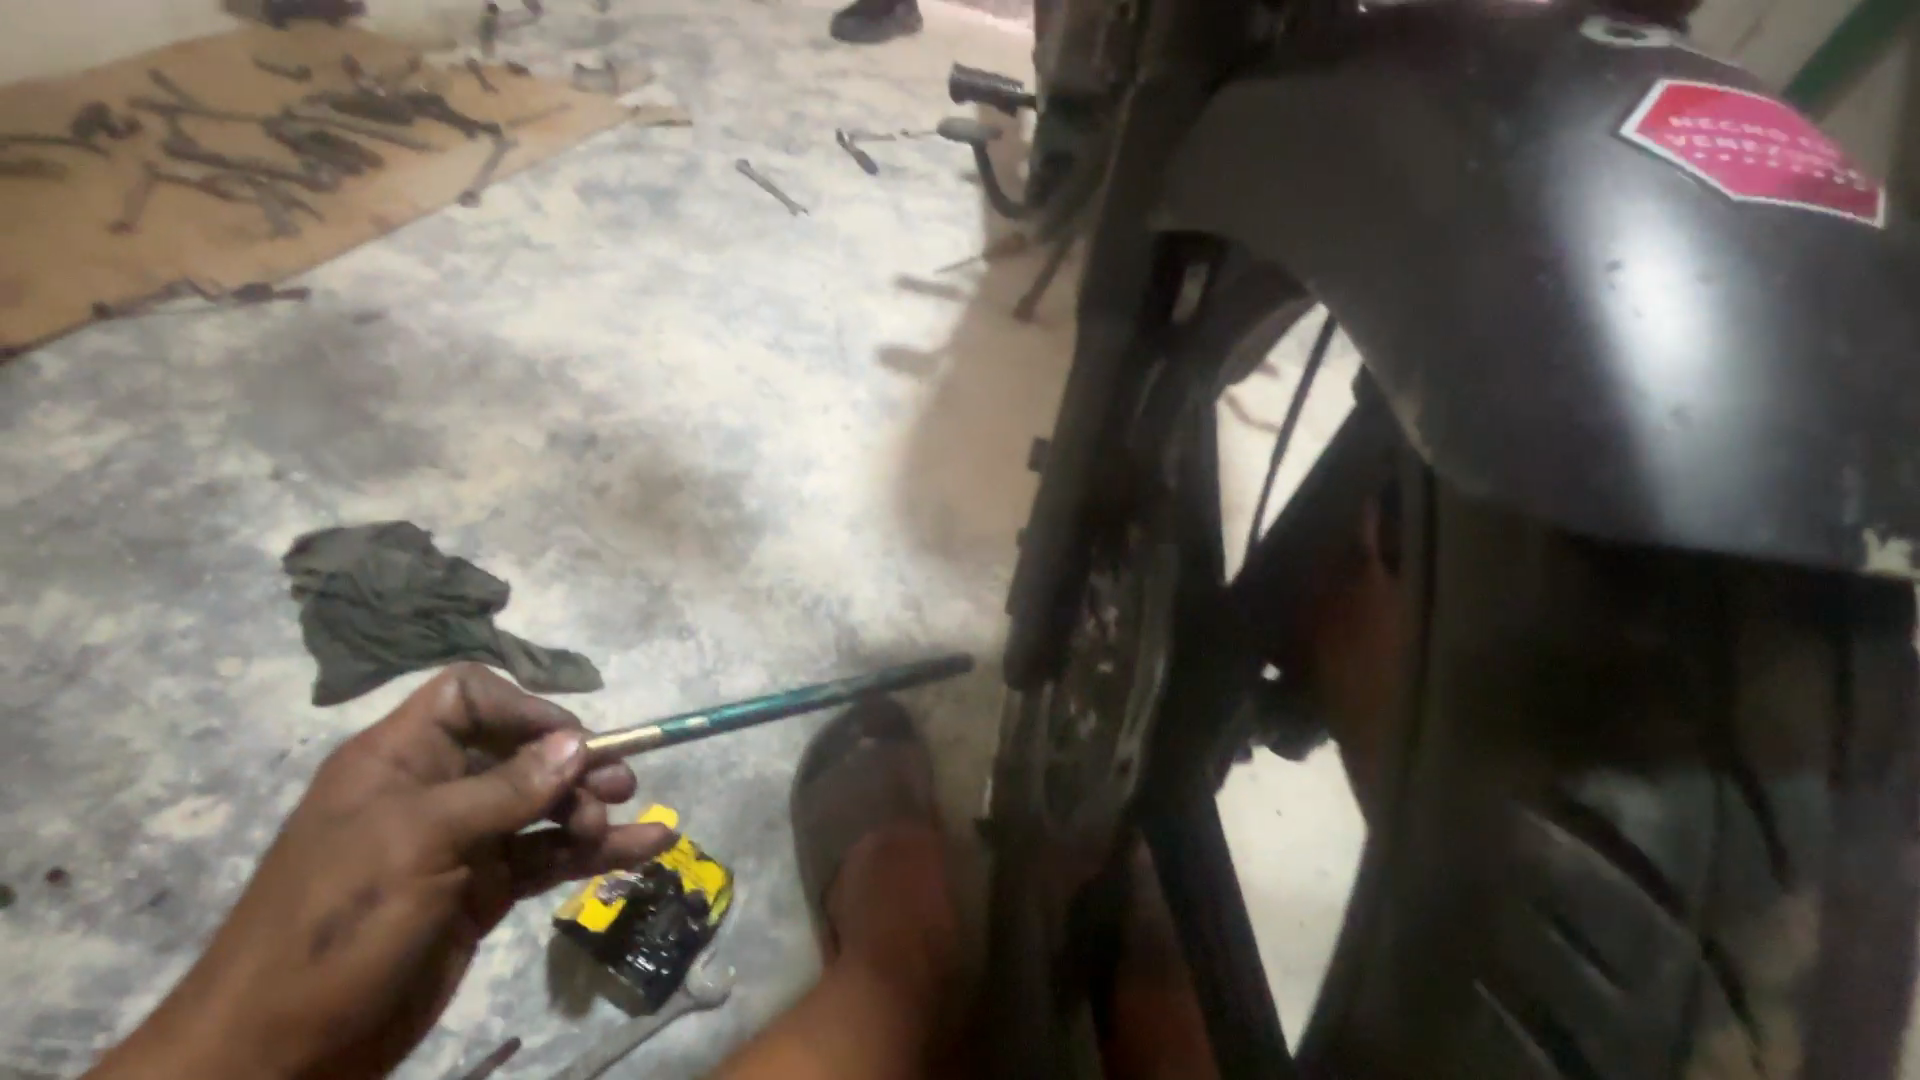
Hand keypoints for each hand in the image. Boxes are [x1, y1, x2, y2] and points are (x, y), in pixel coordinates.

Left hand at [88, 664, 676, 1079]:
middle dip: (574, 764)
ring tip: (621, 823)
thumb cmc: (338, 926)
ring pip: (544, 805)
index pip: (469, 698)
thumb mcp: (418, 843)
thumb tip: (577, 743)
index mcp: (400, 761)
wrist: (282, 1054)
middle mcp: (436, 791)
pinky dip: (596, 852)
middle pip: (521, 751)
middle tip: (616, 787)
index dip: (523, 708)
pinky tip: (648, 847)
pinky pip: (551, 856)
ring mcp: (463, 843)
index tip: (569, 742)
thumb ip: (505, 790)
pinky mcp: (485, 891)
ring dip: (590, 808)